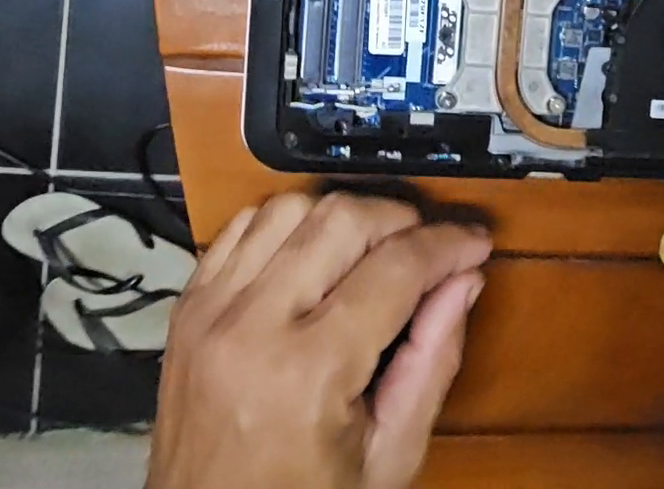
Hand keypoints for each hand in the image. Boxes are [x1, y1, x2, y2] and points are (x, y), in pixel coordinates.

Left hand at [148, 192, 491, 488]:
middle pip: (343, 218)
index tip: (474, 241)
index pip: (395, 269)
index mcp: (307, 374)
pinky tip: (316, 249)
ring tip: (374, 247)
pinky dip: (291, 223)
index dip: (447, 244)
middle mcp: (251, 325)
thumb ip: (434, 361)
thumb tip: (464, 278)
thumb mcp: (390, 457)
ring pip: (293, 206)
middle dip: (401, 218)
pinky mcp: (189, 303)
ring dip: (345, 215)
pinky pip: (245, 225)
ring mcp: (211, 308)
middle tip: (429, 244)